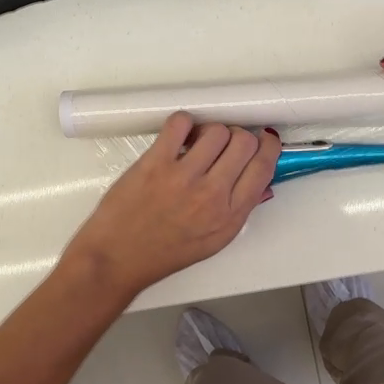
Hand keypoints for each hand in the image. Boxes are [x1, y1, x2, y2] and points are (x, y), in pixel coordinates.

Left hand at [63, 113, 280, 295]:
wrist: (116, 260)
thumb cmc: (162, 254)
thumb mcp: (212, 242)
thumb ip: (238, 211)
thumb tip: (260, 185)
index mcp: (229, 216)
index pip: (263, 167)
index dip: (267, 146)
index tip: (263, 139)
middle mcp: (211, 195)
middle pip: (244, 142)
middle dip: (239, 137)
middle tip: (223, 145)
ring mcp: (182, 177)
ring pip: (216, 130)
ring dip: (210, 131)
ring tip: (197, 144)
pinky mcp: (154, 163)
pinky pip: (180, 123)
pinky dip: (183, 123)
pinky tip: (177, 138)